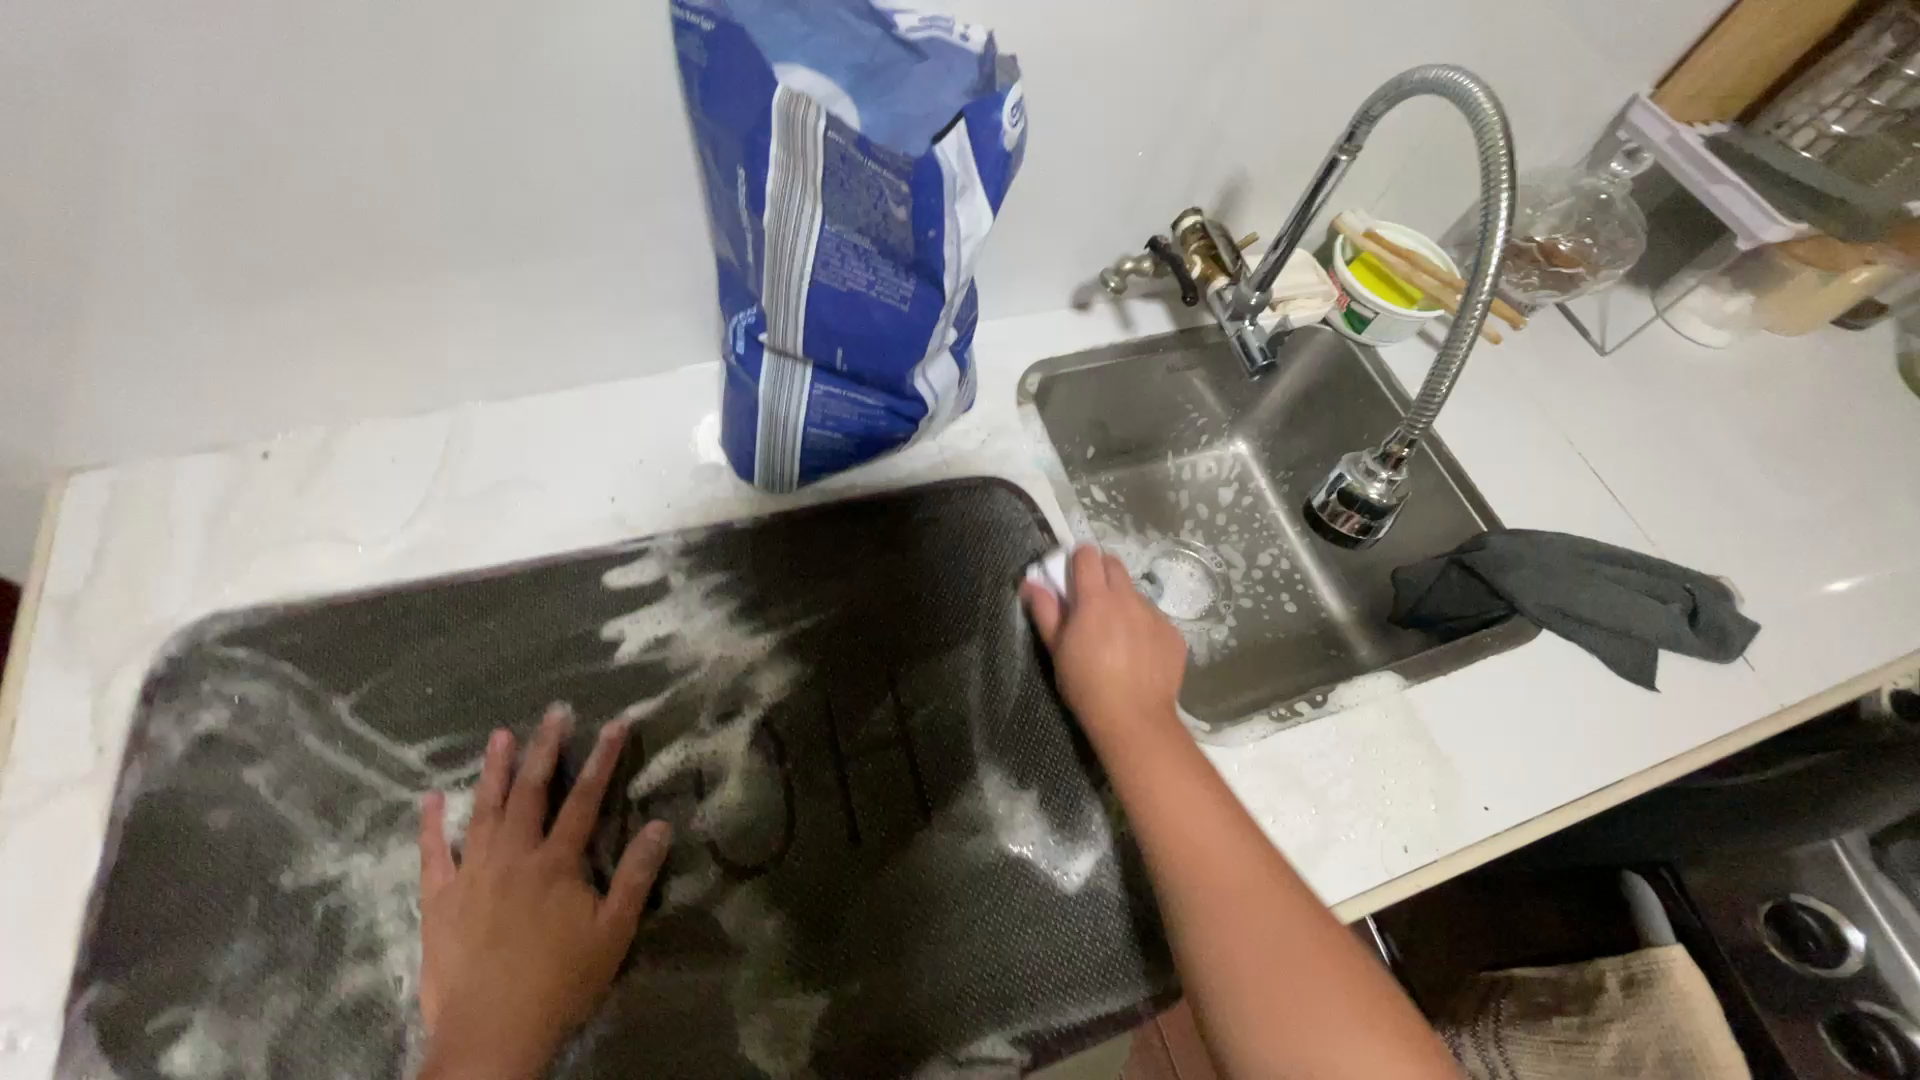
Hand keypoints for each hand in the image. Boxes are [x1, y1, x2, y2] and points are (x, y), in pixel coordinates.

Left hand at [417, 705, 672, 1079]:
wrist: (490, 1037)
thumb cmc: (560, 983)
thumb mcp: (614, 932)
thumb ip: (636, 876)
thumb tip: (660, 825)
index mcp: (557, 863)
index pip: (586, 799)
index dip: (603, 758)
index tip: (615, 723)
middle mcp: (513, 857)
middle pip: (532, 792)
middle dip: (545, 749)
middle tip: (554, 712)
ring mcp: (471, 876)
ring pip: (484, 811)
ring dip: (495, 771)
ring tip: (500, 735)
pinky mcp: (439, 901)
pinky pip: (433, 854)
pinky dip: (431, 824)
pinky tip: (431, 797)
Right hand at [1020, 545, 1188, 736]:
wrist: (1134, 718)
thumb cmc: (1086, 684)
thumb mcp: (1057, 650)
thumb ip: (1045, 611)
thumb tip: (1029, 583)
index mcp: (1095, 599)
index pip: (1088, 556)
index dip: (1079, 559)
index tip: (1073, 575)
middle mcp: (1128, 599)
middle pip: (1115, 565)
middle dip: (1101, 573)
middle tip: (1091, 602)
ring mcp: (1155, 615)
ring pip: (1136, 594)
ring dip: (1123, 603)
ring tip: (1116, 636)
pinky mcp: (1173, 634)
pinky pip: (1155, 619)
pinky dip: (1144, 627)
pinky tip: (1138, 655)